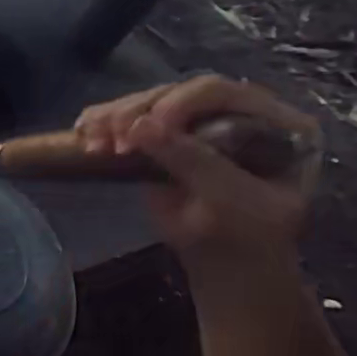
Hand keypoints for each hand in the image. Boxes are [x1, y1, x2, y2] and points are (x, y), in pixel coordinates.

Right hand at [73, 75, 319, 272]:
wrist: (225, 262)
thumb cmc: (246, 237)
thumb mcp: (231, 202)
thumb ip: (195, 162)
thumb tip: (139, 126)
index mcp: (273, 121)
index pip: (223, 93)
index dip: (182, 102)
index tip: (149, 127)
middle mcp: (231, 113)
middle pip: (176, 94)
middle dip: (137, 112)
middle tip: (114, 142)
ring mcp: (192, 122)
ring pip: (145, 103)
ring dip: (112, 118)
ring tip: (93, 144)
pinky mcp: (159, 136)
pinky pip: (126, 118)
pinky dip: (101, 123)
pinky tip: (83, 132)